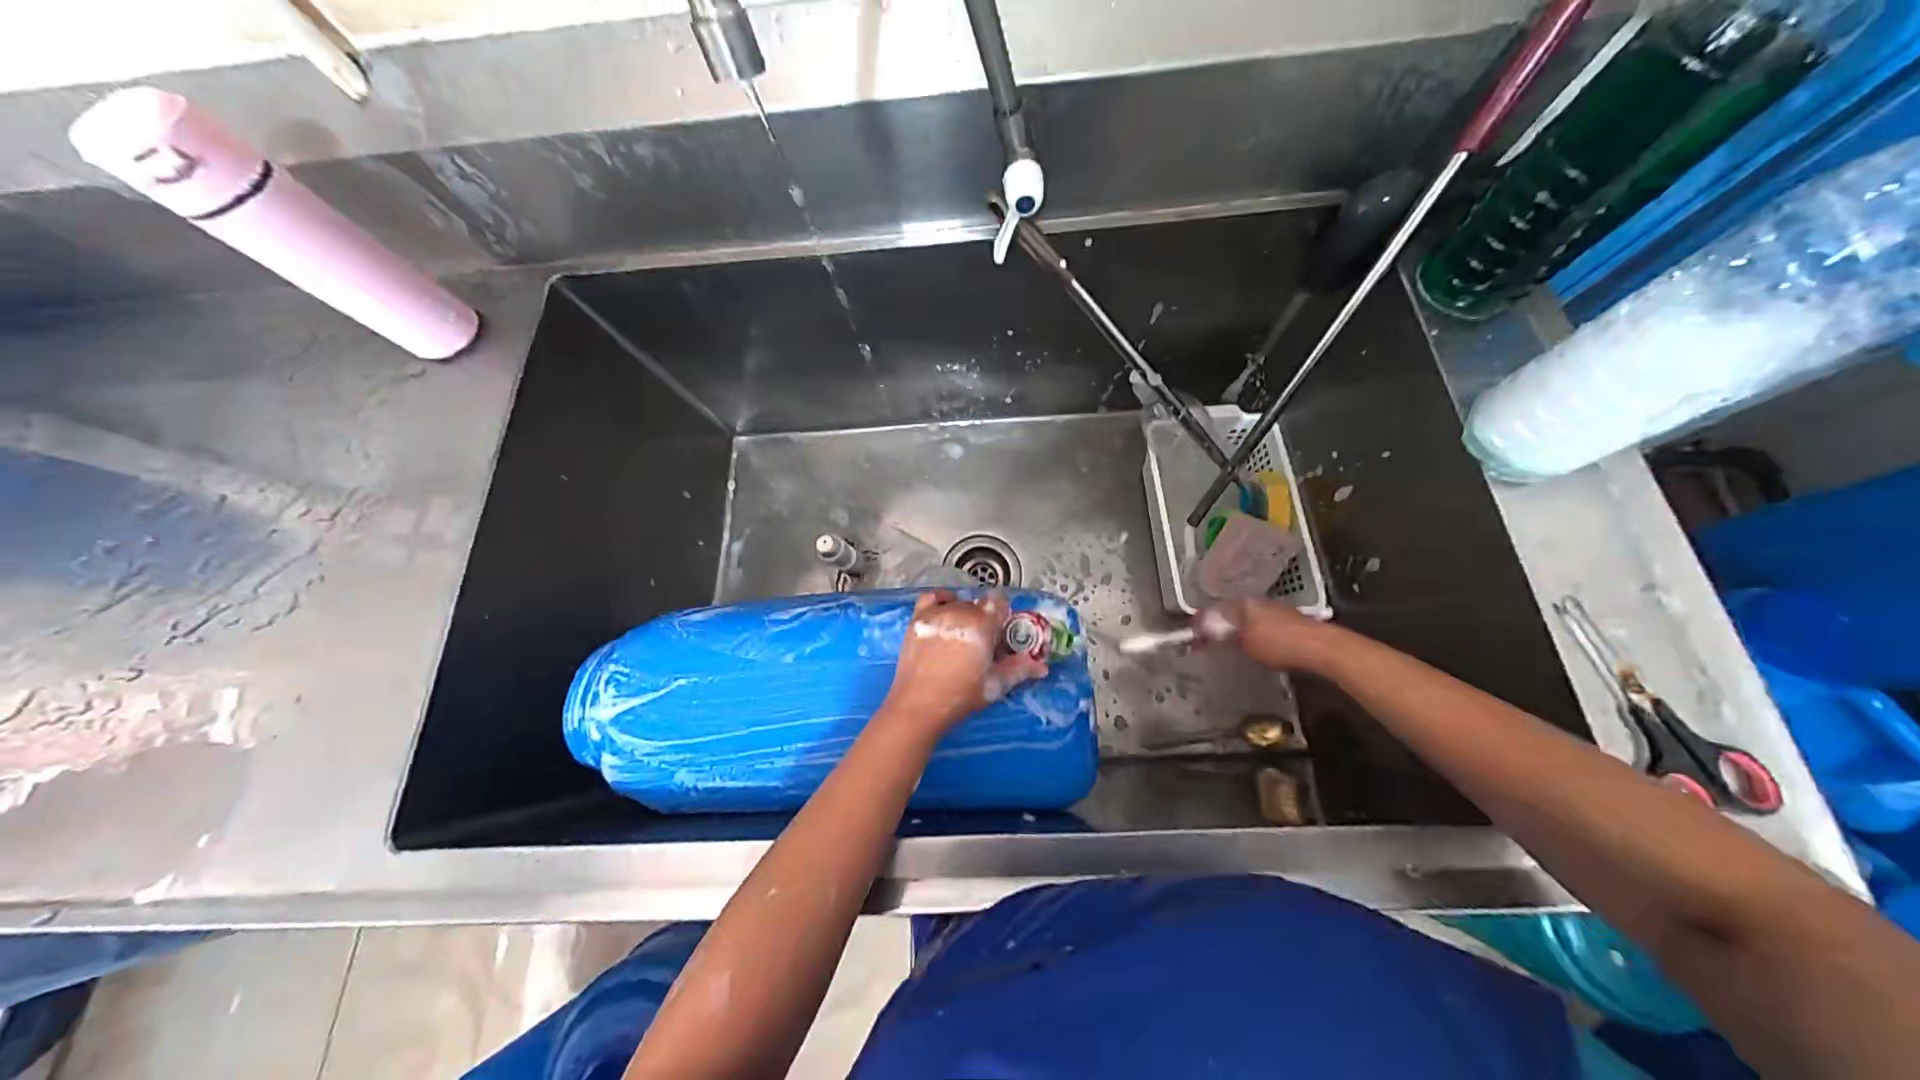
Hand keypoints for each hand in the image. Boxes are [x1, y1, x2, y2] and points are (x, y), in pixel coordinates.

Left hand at [881, 590, 1047, 733]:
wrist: (918, 704)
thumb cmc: (961, 695)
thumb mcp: (995, 685)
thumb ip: (1019, 670)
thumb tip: (1042, 666)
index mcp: (983, 623)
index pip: (999, 603)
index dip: (1002, 617)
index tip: (1000, 636)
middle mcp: (960, 611)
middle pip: (978, 605)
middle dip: (985, 620)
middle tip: (982, 645)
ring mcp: (936, 613)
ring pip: (958, 603)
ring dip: (964, 614)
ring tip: (962, 637)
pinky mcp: (917, 619)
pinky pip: (932, 598)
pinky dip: (942, 601)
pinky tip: (944, 614)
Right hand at [1203, 597, 1339, 672]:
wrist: (1319, 647)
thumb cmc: (1277, 645)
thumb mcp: (1244, 644)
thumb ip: (1223, 635)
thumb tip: (1205, 629)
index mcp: (1242, 604)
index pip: (1213, 610)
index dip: (1202, 624)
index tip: (1195, 638)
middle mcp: (1256, 601)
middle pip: (1230, 612)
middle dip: (1219, 626)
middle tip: (1211, 643)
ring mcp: (1274, 608)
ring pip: (1247, 617)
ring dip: (1237, 629)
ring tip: (1231, 645)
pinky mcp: (1289, 618)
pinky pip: (1262, 623)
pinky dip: (1253, 631)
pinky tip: (1255, 644)